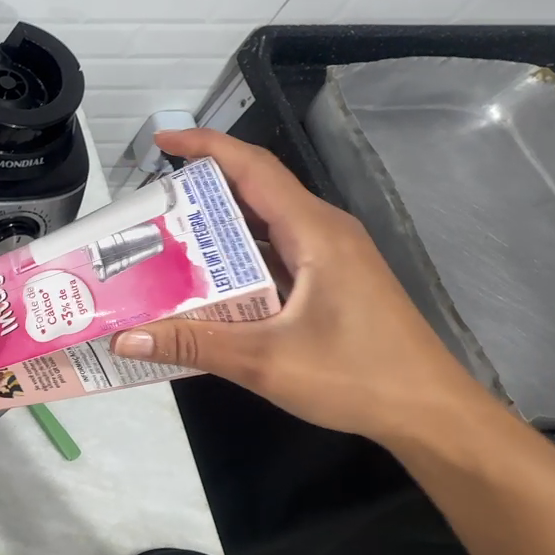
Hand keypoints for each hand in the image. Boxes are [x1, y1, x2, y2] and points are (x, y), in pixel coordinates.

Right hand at [112, 129, 495, 446]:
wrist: (431, 414)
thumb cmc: (358, 376)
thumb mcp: (264, 361)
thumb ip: (192, 344)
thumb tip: (123, 338)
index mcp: (315, 233)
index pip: (254, 169)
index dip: (206, 146)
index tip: (161, 139)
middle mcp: (324, 232)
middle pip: (254, 191)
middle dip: (199, 190)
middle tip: (146, 207)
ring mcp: (331, 257)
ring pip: (263, 225)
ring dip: (215, 228)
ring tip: (162, 242)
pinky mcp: (331, 281)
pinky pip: (274, 253)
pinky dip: (235, 259)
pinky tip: (204, 284)